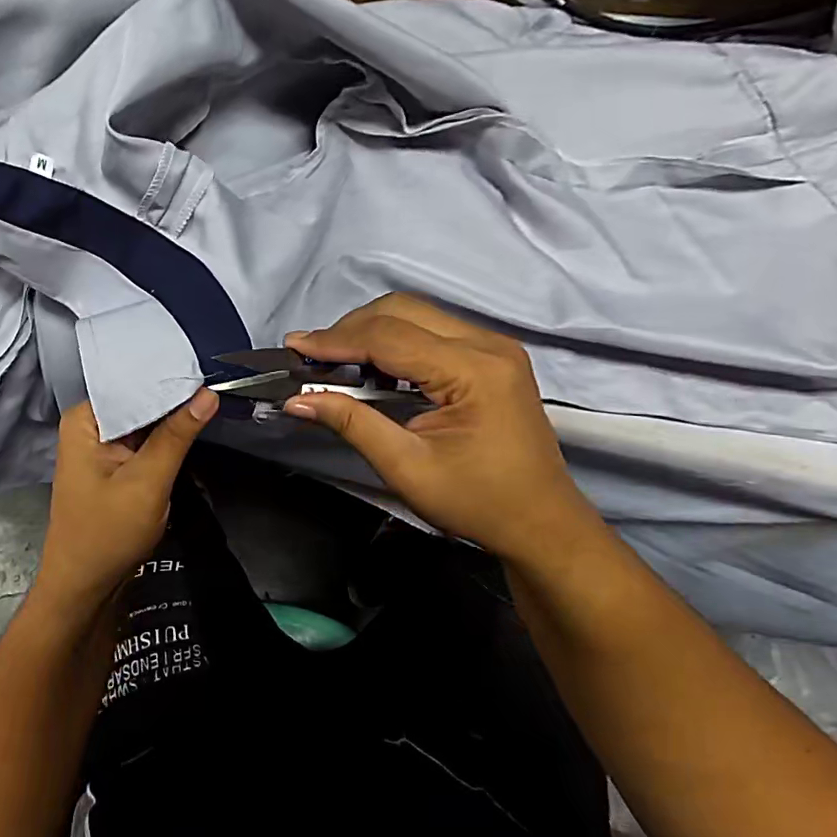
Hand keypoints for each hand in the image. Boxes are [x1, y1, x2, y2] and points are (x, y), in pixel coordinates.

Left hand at [36, 392, 217, 607]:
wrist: (84, 586)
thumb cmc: (107, 534)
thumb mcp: (147, 482)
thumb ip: (177, 436)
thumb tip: (206, 395)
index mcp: (84, 419)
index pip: (130, 382)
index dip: (167, 375)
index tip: (203, 367)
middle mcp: (87, 425)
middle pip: (137, 400)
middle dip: (172, 395)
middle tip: (213, 380)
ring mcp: (99, 446)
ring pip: (143, 421)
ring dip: (171, 417)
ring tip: (209, 397)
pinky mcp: (112, 465)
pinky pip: (142, 440)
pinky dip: (164, 438)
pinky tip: (190, 426)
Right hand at [281, 294, 602, 565]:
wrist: (542, 525)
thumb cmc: (478, 503)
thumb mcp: (406, 467)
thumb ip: (351, 423)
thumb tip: (296, 399)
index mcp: (474, 372)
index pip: (389, 337)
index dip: (336, 340)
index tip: (294, 347)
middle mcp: (488, 346)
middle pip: (401, 311)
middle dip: (349, 329)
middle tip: (312, 356)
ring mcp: (493, 346)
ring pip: (414, 313)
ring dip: (369, 330)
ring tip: (334, 359)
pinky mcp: (491, 355)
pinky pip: (429, 328)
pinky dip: (391, 338)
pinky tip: (371, 364)